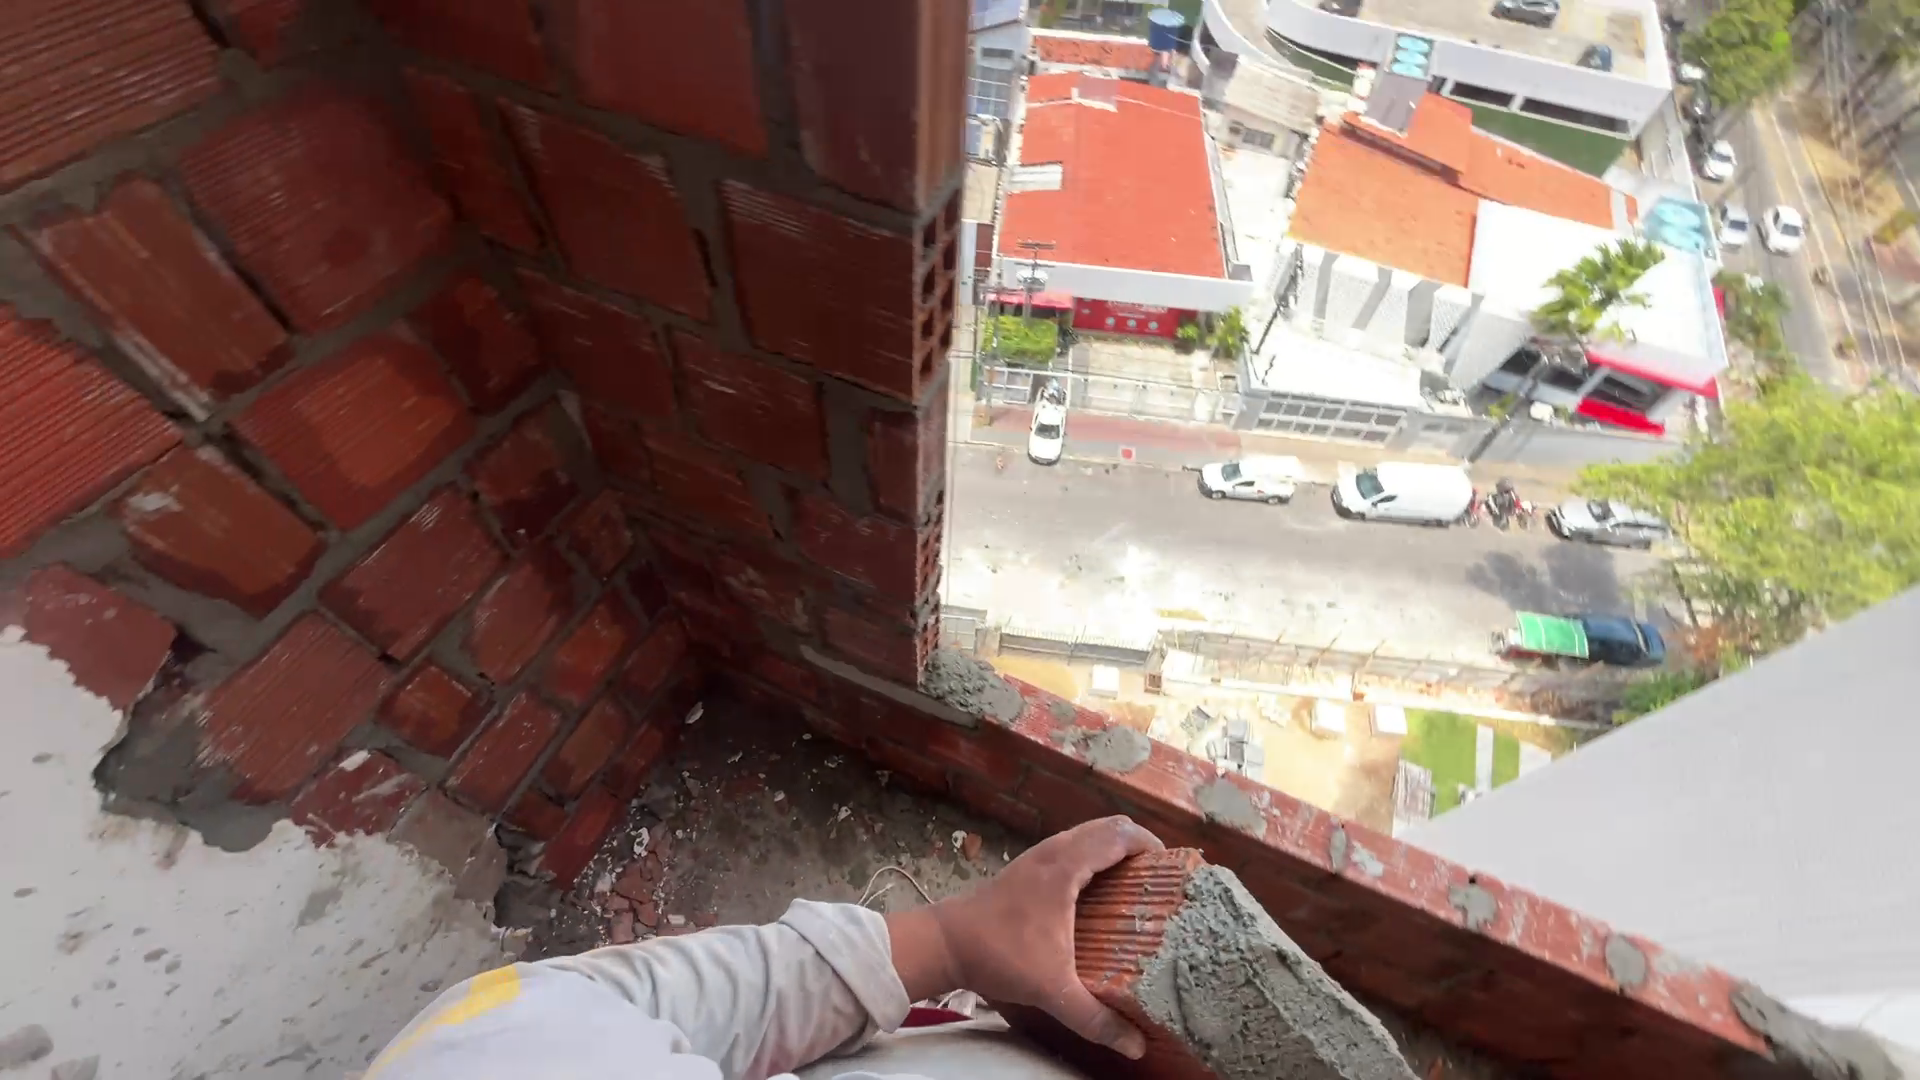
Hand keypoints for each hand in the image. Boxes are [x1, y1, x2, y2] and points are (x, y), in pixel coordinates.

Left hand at [885, 816, 1162, 1058]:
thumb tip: (1137, 1045)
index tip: (1177, 867)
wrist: (948, 940)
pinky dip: (1096, 852)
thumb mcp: (1052, 990)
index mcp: (1066, 865)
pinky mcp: (1031, 864)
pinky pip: (1075, 844)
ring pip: (1089, 832)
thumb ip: (1095, 1018)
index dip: (1151, 844)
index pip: (1119, 834)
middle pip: (1108, 826)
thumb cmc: (1000, 954)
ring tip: (1141, 880)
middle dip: (1140, 843)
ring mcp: (1041, 853)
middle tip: (1165, 876)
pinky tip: (1103, 888)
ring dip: (1117, 845)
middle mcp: (1055, 849)